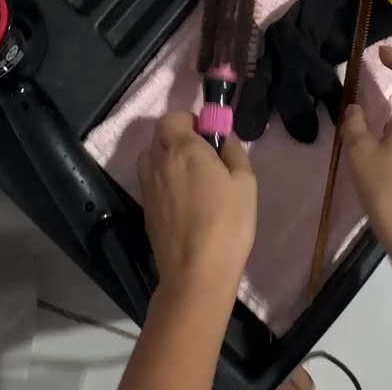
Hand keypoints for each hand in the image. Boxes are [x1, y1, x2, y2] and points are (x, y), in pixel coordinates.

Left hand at [135, 112, 257, 297]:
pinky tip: (184, 203)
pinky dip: (163, 183)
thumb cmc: (227, 223)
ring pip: (150, 159)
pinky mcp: (145, 211)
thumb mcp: (245, 182)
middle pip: (158, 137)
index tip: (206, 136)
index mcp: (182, 148)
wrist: (197, 274)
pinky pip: (151, 183)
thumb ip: (234, 152)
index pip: (171, 117)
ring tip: (190, 178)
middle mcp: (159, 162)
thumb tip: (224, 140)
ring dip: (165, 159)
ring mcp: (148, 188)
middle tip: (202, 156)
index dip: (188, 121)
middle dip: (177, 138)